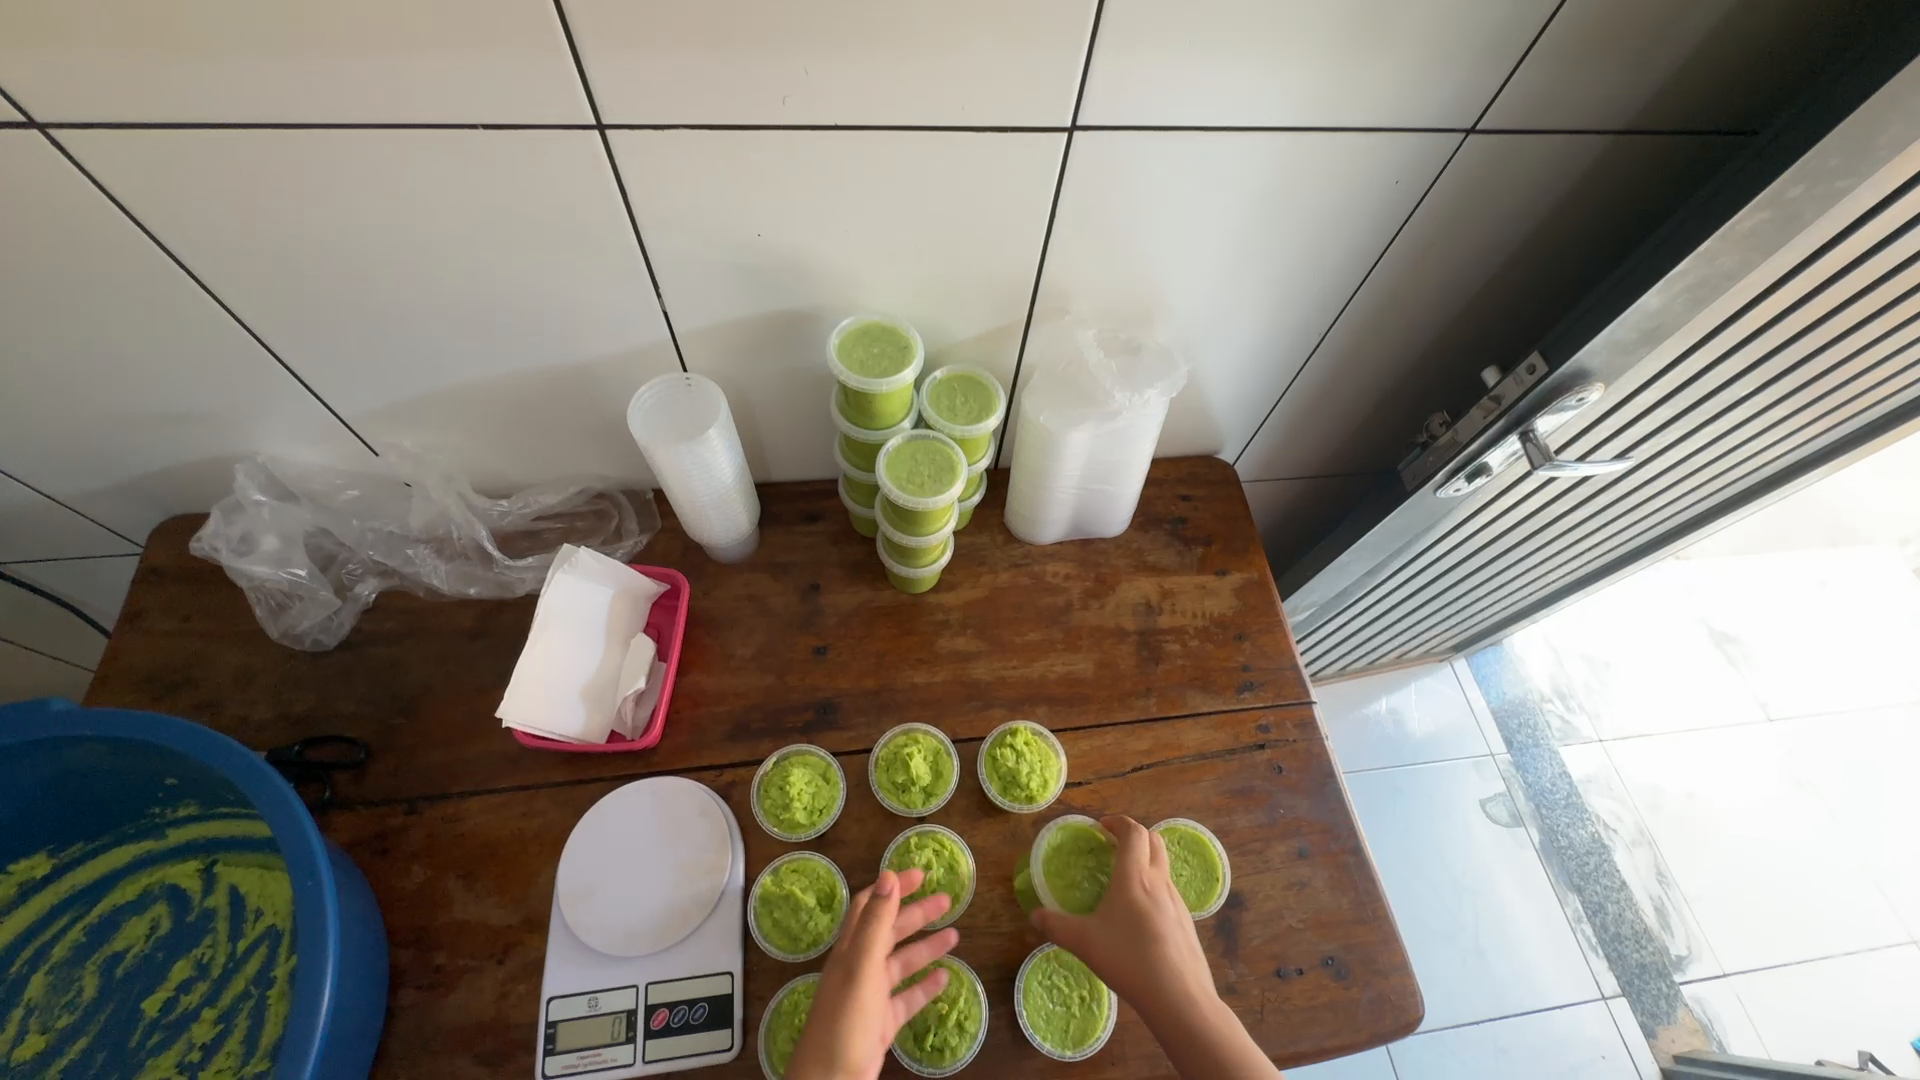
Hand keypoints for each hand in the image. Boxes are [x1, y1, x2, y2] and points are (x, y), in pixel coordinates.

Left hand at [786, 868, 958, 1079]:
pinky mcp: (881, 1024)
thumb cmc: (844, 1020)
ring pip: (901, 964)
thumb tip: (888, 873)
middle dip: (916, 914)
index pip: (871, 906)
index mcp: (851, 949)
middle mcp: (859, 967)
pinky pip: (906, 999)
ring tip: (955, 936)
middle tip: (947, 901)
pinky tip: (945, 979)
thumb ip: (876, 921)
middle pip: (890, 932)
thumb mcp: (862, 966)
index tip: (920, 874)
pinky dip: (924, 987)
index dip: (893, 888)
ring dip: (926, 948)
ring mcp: (870, 997)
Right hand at [1031, 816, 1214, 1026]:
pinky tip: (1140, 917)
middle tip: (1114, 845)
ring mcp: (1177, 902)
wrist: (1180, 998)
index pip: (1133, 832)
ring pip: (1164, 866)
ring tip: (1125, 881)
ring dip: (1146, 861)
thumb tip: (1034, 917)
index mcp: (1134, 877)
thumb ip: (1057, 927)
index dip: (1118, 822)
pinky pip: (1170, 892)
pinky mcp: (1186, 922)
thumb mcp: (1085, 943)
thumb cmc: (1129, 960)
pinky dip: (1155, 888)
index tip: (1102, 826)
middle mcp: (1159, 881)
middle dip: (1135, 835)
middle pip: (1154, 840)